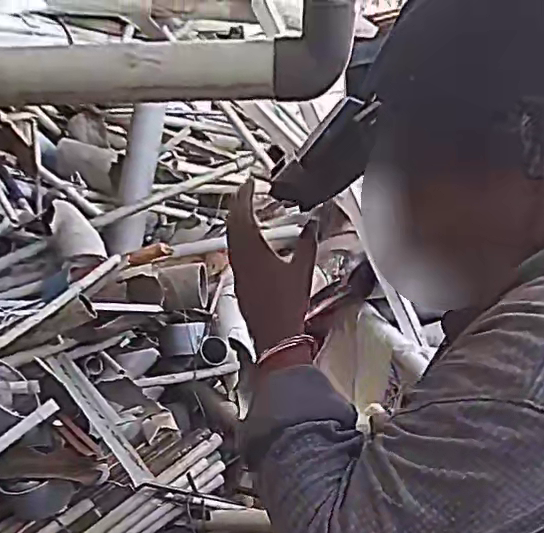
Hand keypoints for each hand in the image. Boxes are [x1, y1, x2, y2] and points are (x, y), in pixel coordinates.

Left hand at [228, 180, 319, 354]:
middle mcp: (239, 261)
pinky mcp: (240, 286)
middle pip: (231, 225)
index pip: (241, 214)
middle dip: (237, 206)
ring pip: (231, 241)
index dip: (245, 195)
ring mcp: (237, 274)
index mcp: (252, 251)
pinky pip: (235, 257)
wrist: (276, 338)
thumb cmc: (285, 309)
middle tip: (245, 195)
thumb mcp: (302, 269)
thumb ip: (308, 241)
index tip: (250, 184)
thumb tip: (313, 225)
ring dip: (237, 225)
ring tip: (246, 215)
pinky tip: (250, 247)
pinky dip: (240, 244)